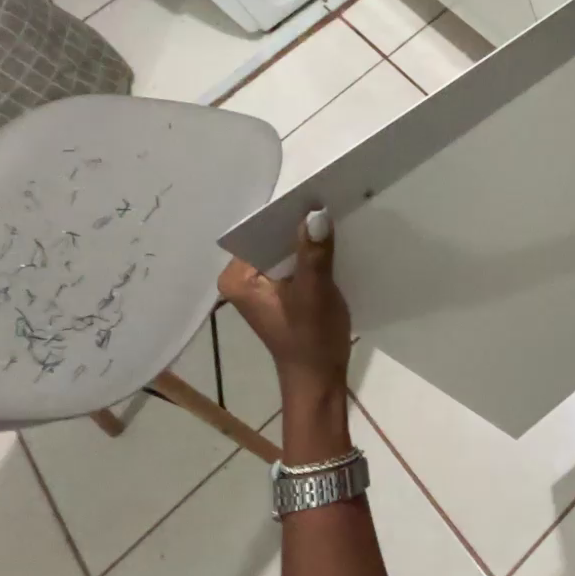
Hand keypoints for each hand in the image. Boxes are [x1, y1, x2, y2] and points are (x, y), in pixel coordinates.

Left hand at [217, 209, 350, 400]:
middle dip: (301, 226)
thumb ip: (313, 253)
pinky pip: (295, 262)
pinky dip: (313, 255)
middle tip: (331, 201)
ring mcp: (262, 285)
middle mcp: (243, 278)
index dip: (287, 215)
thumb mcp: (314, 293)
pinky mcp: (282, 291)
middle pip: (273, 239)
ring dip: (310, 240)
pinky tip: (335, 244)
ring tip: (337, 217)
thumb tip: (317, 214)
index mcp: (237, 278)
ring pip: (287, 250)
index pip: (259, 233)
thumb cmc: (311, 339)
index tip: (316, 197)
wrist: (320, 378)